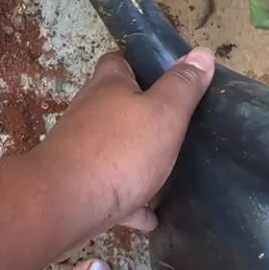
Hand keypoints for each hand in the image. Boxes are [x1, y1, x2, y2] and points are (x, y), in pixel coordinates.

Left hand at [35, 49, 213, 231]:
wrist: (66, 202)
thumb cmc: (119, 149)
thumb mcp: (163, 112)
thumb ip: (182, 86)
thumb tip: (202, 52)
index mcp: (107, 87)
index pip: (118, 61)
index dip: (139, 63)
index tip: (167, 73)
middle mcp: (88, 113)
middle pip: (114, 104)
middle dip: (141, 111)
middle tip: (176, 122)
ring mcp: (80, 149)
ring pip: (113, 148)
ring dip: (137, 157)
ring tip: (169, 168)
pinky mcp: (79, 184)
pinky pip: (112, 189)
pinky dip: (132, 200)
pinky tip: (152, 217)